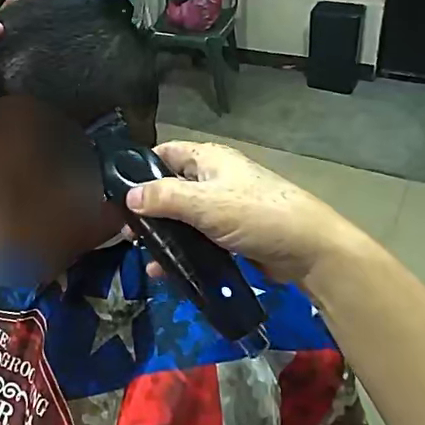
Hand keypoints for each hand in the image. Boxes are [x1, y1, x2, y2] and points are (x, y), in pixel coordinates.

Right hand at [123, 141, 369, 281]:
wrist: (307, 249)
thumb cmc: (255, 215)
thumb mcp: (205, 204)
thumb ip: (164, 198)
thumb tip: (128, 196)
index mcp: (210, 159)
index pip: (167, 153)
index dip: (142, 167)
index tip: (117, 192)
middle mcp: (216, 178)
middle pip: (173, 187)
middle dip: (149, 209)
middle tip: (126, 234)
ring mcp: (226, 207)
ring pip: (185, 217)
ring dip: (165, 235)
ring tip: (142, 255)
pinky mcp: (233, 234)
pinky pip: (200, 238)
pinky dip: (184, 251)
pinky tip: (166, 271)